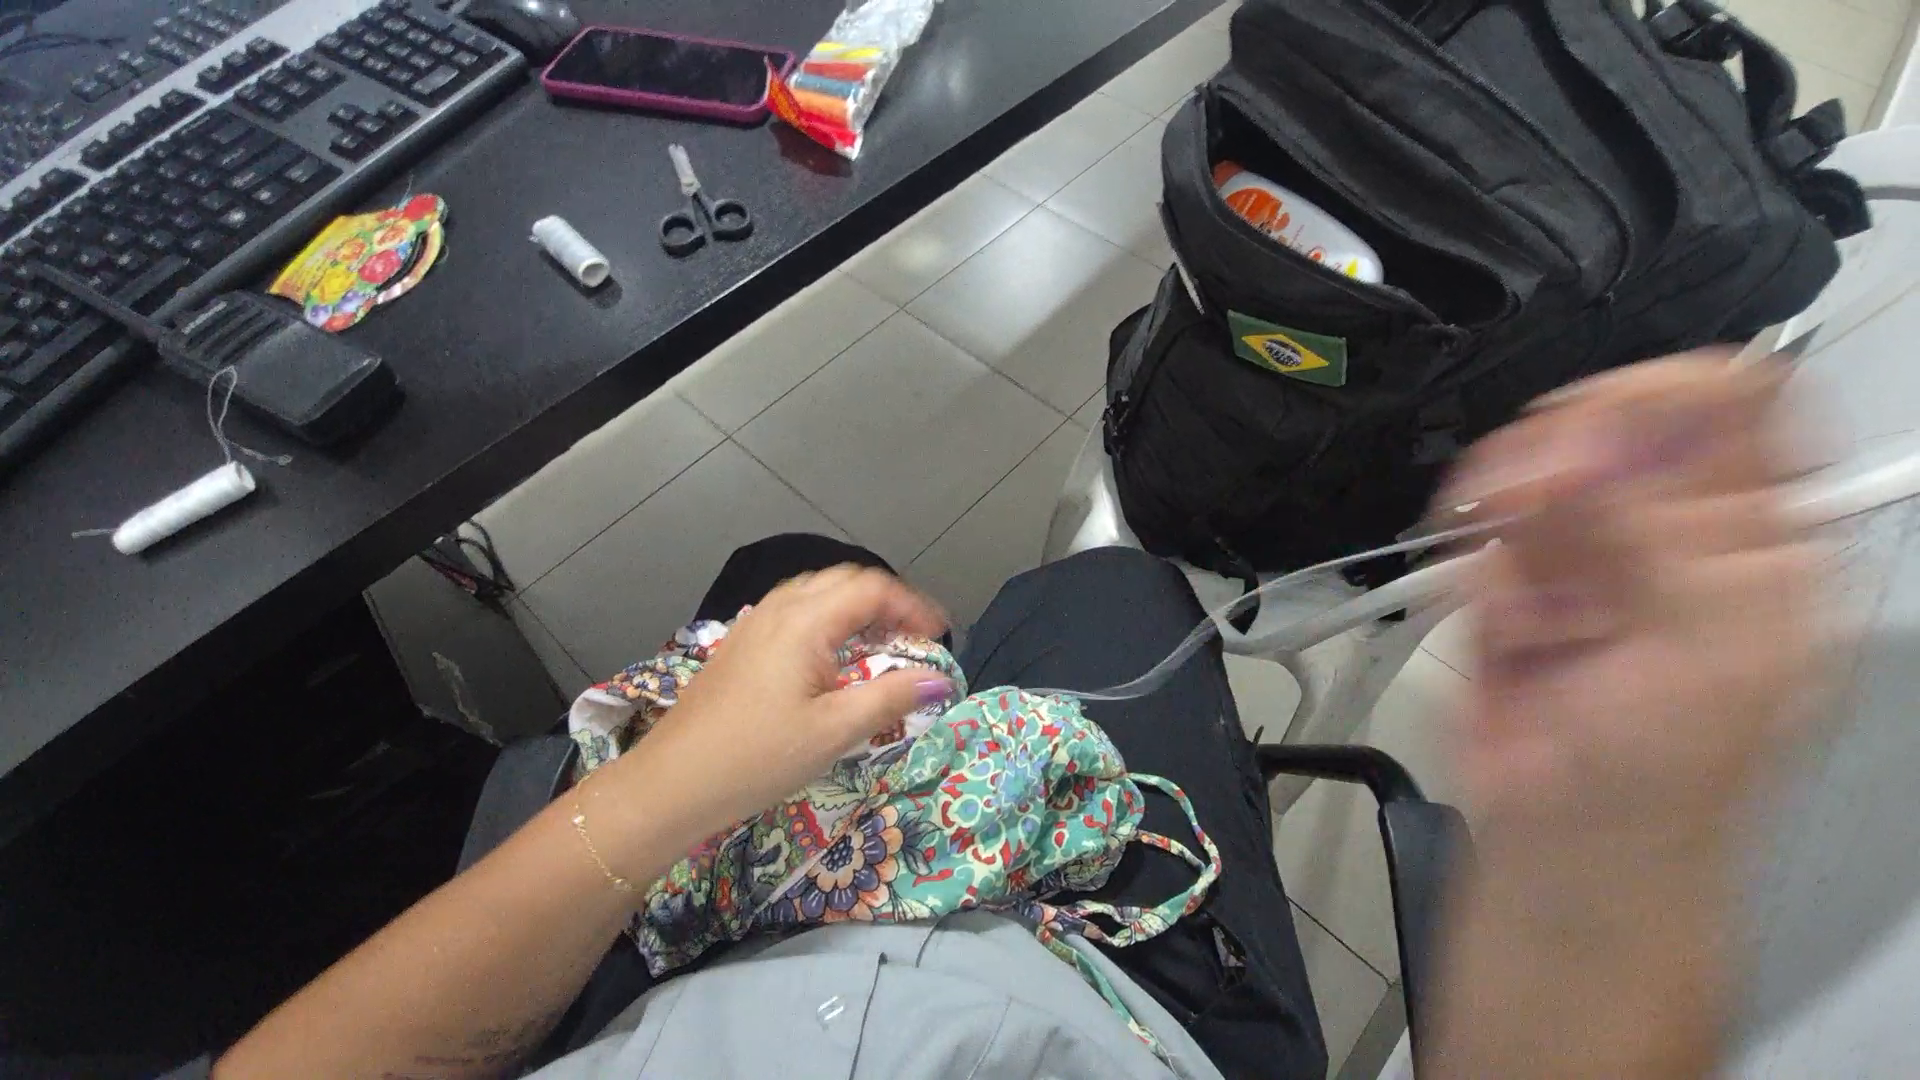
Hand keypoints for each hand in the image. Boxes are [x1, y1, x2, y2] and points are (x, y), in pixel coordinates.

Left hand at [602, 565, 951, 840]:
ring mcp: (753, 624)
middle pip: (844, 581)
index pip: (872, 589)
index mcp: (805, 623)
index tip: (938, 636)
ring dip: (854, 607)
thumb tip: (940, 679)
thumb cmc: (758, 758)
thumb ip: (890, 698)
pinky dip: (825, 618)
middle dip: (886, 601)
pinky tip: (829, 655)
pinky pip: (793, 611)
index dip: (912, 606)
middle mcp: (778, 610)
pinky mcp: (739, 645)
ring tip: (878, 641)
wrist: (671, 784)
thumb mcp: (834, 732)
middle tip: (913, 635)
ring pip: (815, 592)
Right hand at [1444, 354, 1834, 851]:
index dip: (1655, 396)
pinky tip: (1491, 599)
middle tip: (1523, 499)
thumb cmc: (1663, 771)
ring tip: (1503, 569)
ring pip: (1529, 469)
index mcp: (1750, 543)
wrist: (1562, 828)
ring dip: (1500, 504)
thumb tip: (1605, 451)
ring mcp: (1581, 555)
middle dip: (1554, 454)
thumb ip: (1664, 544)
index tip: (1586, 426)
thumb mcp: (1707, 658)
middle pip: (1606, 429)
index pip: (1729, 409)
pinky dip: (1470, 549)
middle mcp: (1663, 536)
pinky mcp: (1509, 579)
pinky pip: (1478, 526)